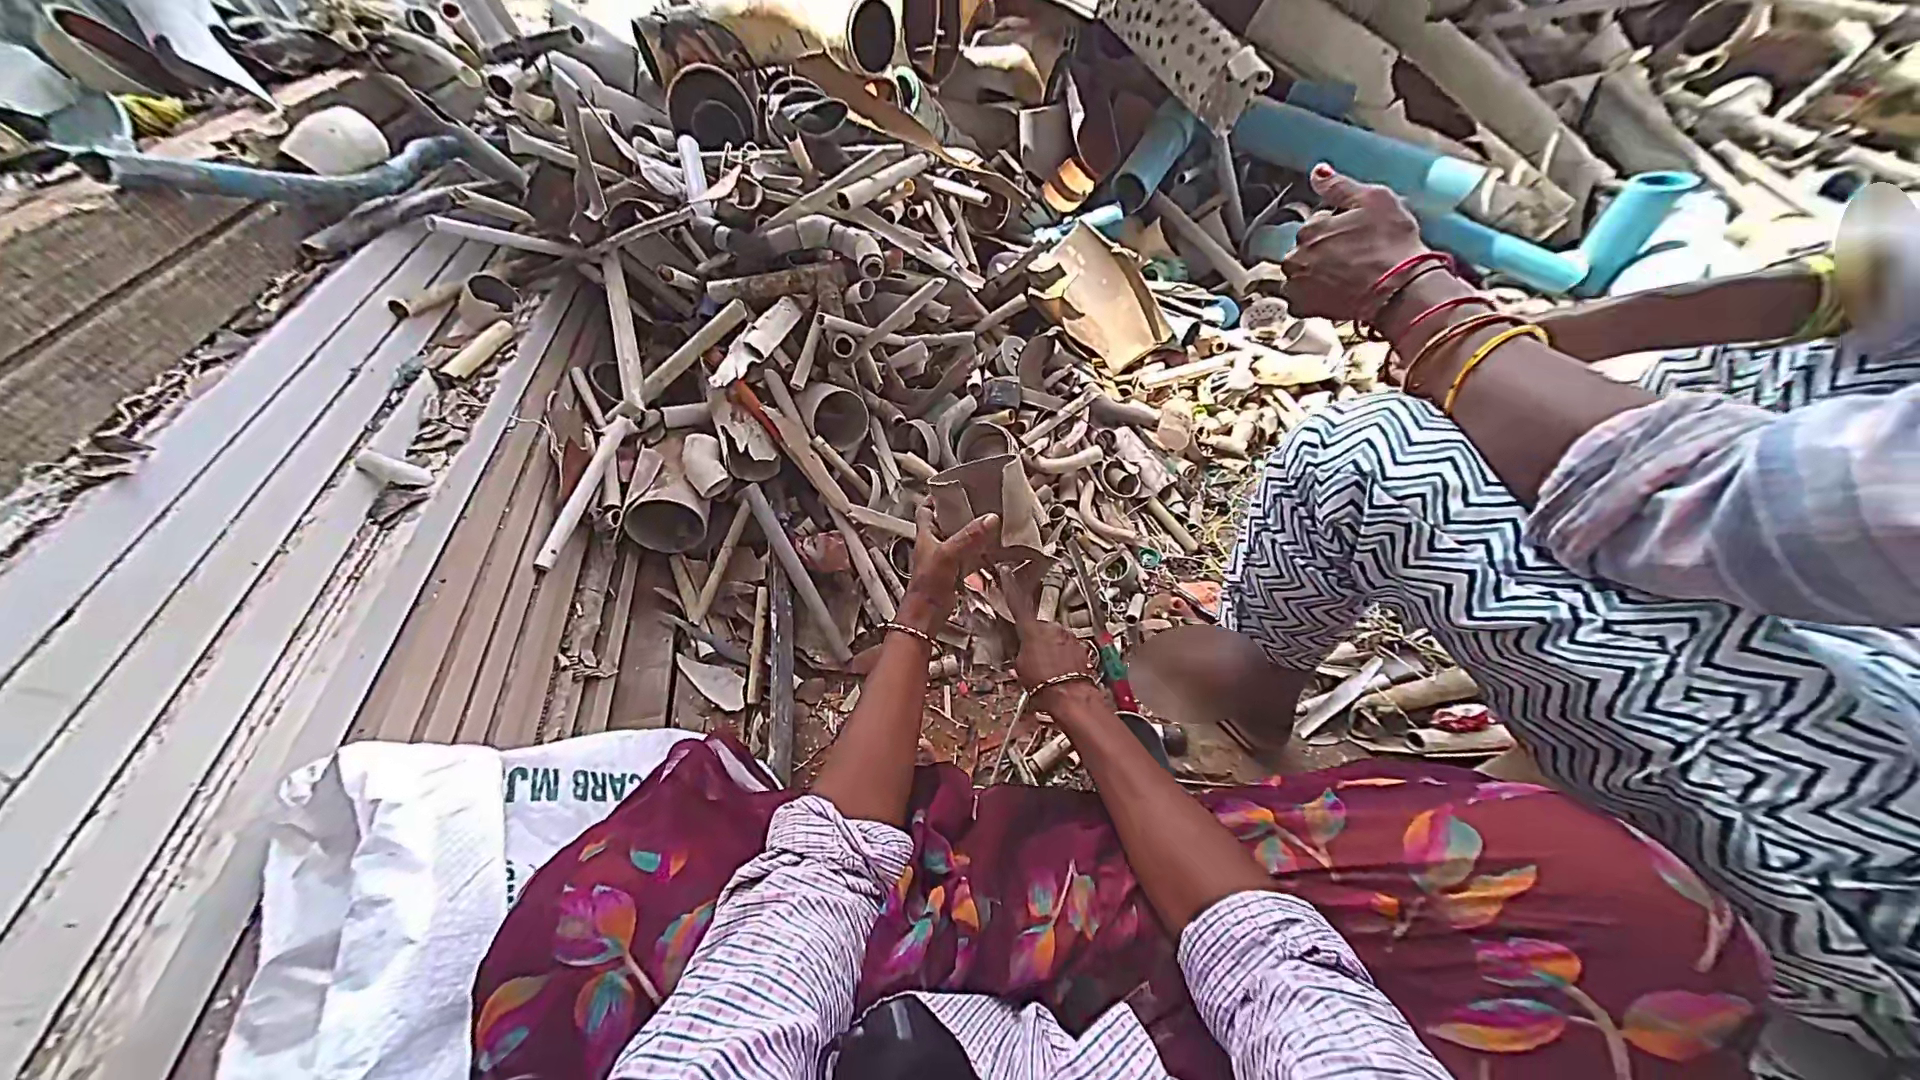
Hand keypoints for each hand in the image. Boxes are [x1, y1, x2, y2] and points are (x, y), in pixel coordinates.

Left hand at [898, 506, 997, 628]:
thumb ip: (968, 536)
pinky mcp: (954, 572)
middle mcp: (934, 544)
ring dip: (973, 531)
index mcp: (926, 535)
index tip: (953, 487)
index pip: (926, 507)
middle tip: (979, 503)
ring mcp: (944, 558)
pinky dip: (980, 551)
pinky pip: (969, 555)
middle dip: (962, 512)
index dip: (937, 496)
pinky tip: (991, 550)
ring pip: (959, 538)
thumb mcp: (948, 555)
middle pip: (947, 521)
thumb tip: (988, 519)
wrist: (926, 616)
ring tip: (989, 522)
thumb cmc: (926, 588)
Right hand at [994, 562, 1097, 697]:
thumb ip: (1018, 651)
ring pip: (1054, 636)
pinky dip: (1062, 654)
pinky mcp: (1081, 647)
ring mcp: (1068, 636)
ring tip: (1045, 668)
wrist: (1070, 696)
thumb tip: (1020, 652)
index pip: (1018, 604)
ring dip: (1050, 647)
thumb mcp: (1019, 667)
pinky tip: (1058, 670)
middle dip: (1035, 636)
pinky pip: (1067, 646)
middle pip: (1039, 625)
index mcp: (1032, 629)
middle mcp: (1052, 628)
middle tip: (1030, 655)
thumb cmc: (1044, 685)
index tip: (1008, 575)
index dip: (1011, 589)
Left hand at [1280, 165, 1429, 322]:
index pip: (1314, 223)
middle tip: (1350, 256)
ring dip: (1314, 274)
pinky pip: (1299, 301)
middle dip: (1321, 251)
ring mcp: (1295, 285)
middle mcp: (1295, 257)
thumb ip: (1339, 186)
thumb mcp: (1373, 199)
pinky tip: (1333, 292)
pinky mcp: (1301, 308)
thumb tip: (1319, 172)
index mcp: (1309, 229)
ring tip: (1343, 275)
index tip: (1352, 233)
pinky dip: (1312, 297)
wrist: (1397, 287)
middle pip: (1304, 250)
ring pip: (1299, 275)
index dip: (1335, 227)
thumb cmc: (1390, 244)